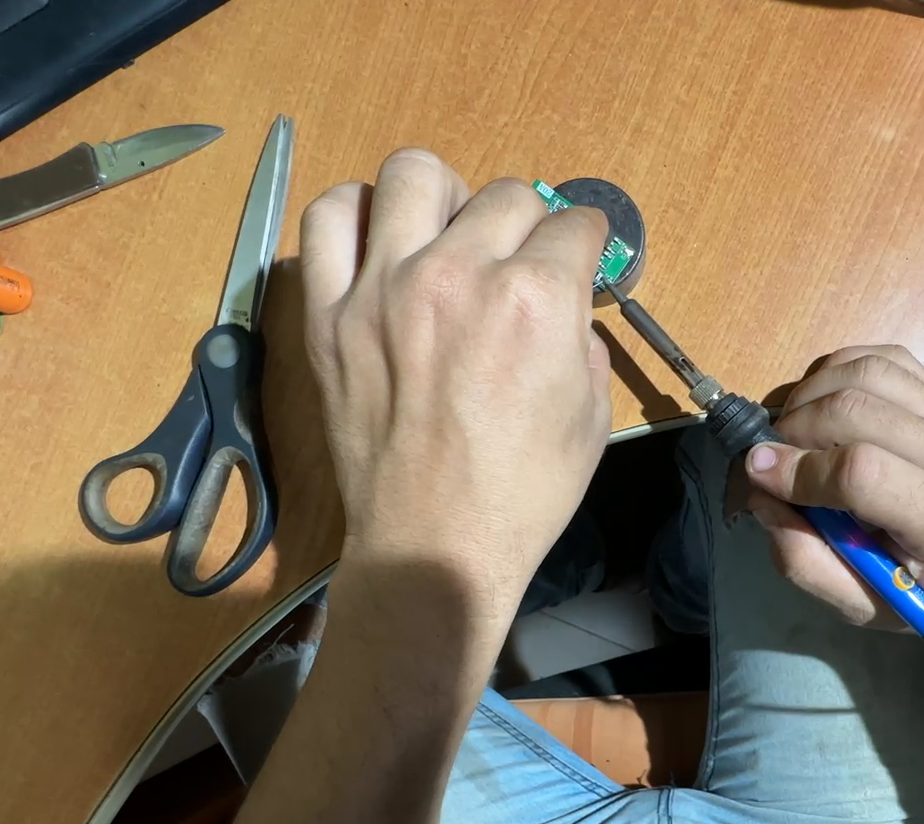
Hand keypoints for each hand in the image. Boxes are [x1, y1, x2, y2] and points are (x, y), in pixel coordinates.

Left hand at [299, 150, 612, 612]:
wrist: (436, 548)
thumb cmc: (526, 496)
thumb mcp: (593, 422)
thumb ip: (583, 345)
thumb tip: (566, 312)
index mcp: (537, 301)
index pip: (572, 225)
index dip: (587, 240)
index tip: (581, 255)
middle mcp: (461, 273)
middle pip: (506, 195)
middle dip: (530, 225)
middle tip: (523, 264)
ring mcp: (386, 287)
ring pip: (415, 175)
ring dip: (449, 197)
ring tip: (451, 235)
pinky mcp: (331, 313)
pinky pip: (332, 219)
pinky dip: (362, 216)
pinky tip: (384, 246)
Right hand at [742, 346, 923, 652]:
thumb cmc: (921, 601)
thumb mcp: (856, 607)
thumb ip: (803, 559)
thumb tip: (762, 491)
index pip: (863, 471)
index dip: (800, 469)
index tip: (758, 474)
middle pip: (859, 409)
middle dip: (796, 427)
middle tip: (770, 456)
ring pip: (870, 372)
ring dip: (813, 392)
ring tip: (792, 429)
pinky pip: (887, 360)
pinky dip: (840, 370)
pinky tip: (822, 403)